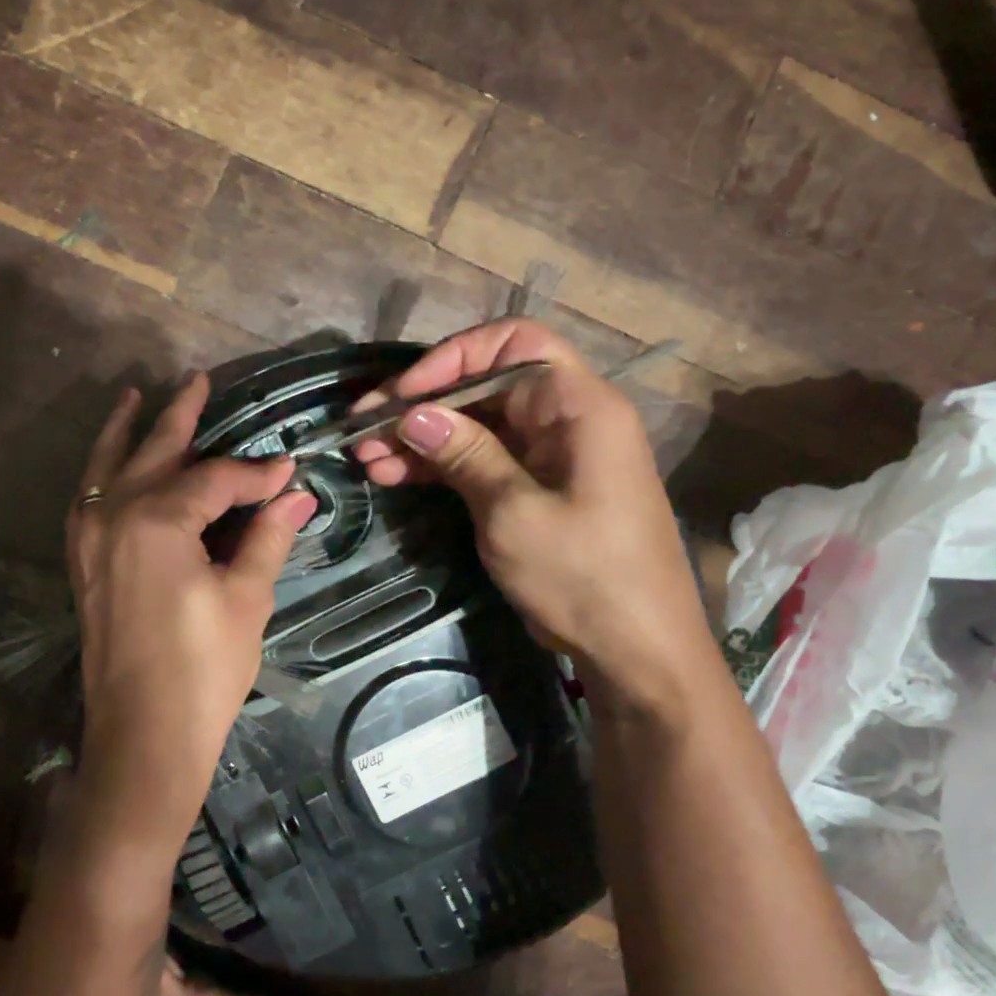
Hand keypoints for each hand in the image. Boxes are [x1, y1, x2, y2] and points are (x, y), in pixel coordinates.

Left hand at [67, 372, 317, 816]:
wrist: (143, 736)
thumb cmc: (203, 669)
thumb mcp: (245, 599)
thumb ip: (266, 537)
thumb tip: (295, 495)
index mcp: (157, 519)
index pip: (215, 478)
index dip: (256, 473)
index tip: (289, 470)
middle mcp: (114, 516)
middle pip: (153, 453)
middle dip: (180, 416)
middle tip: (198, 379)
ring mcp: (90, 540)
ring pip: (108, 469)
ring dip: (126, 434)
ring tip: (135, 398)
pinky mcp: (83, 564)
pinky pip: (89, 501)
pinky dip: (103, 475)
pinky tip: (113, 468)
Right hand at [351, 321, 712, 697]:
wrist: (634, 649)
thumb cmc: (584, 576)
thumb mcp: (514, 512)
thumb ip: (464, 454)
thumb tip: (412, 414)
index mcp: (578, 406)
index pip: (513, 345)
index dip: (453, 358)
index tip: (403, 395)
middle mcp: (564, 418)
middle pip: (483, 384)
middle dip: (421, 402)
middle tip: (362, 430)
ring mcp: (547, 456)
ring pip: (473, 424)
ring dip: (418, 437)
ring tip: (365, 459)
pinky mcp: (531, 489)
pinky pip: (478, 460)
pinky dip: (436, 465)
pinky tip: (391, 475)